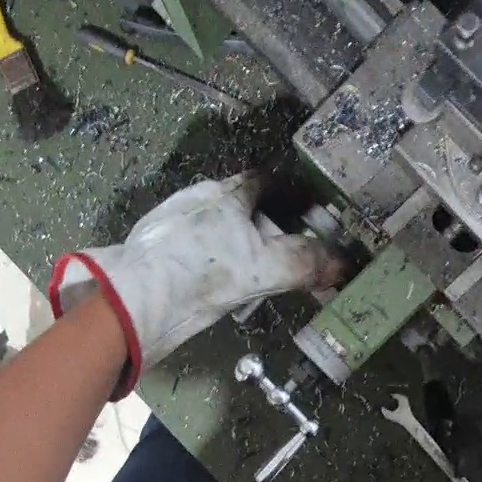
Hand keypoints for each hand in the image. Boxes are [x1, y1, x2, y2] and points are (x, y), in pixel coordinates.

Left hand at [48, 173, 340, 397]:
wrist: (138, 300)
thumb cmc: (204, 271)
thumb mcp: (263, 268)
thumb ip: (303, 264)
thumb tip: (343, 266)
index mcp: (225, 194)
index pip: (262, 181)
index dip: (286, 194)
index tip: (303, 210)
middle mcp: (195, 200)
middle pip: (236, 205)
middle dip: (259, 225)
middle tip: (279, 252)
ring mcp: (169, 224)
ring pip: (211, 229)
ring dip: (231, 246)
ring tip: (249, 274)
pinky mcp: (151, 251)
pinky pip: (189, 251)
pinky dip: (206, 263)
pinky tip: (212, 287)